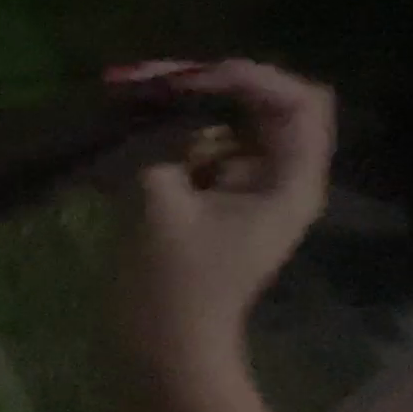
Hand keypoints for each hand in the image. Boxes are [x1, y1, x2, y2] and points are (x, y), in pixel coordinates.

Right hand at [114, 60, 334, 367]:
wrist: (163, 335)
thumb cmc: (170, 278)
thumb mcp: (159, 205)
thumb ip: (158, 149)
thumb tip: (146, 114)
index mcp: (289, 180)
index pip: (294, 101)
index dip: (241, 77)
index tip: (177, 79)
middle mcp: (276, 175)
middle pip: (255, 103)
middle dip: (197, 84)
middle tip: (132, 77)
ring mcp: (240, 185)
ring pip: (217, 122)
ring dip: (171, 107)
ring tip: (119, 98)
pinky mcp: (206, 195)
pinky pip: (189, 147)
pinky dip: (158, 134)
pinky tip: (118, 131)